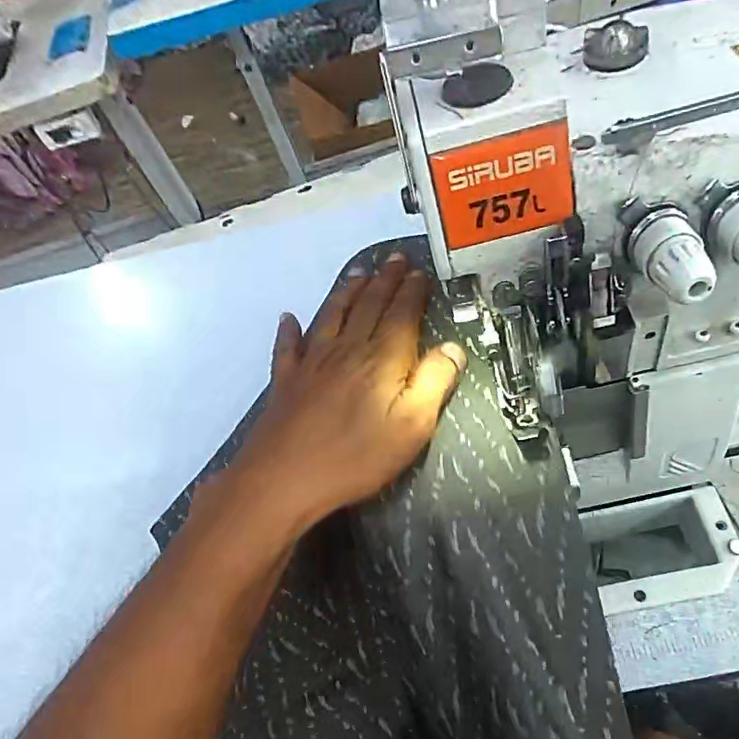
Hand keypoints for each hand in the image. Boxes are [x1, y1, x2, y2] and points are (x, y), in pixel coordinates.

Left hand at [224, 252, 464, 530]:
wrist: (284, 478)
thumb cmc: (358, 457)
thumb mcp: (413, 426)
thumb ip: (435, 383)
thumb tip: (454, 348)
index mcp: (382, 360)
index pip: (402, 314)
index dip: (412, 292)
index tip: (420, 272)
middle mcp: (346, 350)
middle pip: (368, 307)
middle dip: (385, 281)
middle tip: (395, 260)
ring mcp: (311, 364)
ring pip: (332, 316)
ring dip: (347, 293)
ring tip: (359, 275)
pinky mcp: (286, 382)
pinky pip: (288, 346)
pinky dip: (290, 329)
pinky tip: (289, 319)